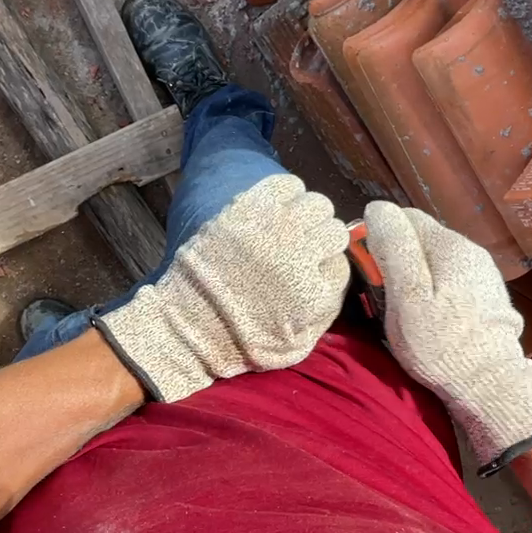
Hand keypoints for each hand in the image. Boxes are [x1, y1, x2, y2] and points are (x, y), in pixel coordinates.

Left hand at [97, 174, 349, 401]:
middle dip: (321, 240)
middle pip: (334, 230)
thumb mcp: (294, 347)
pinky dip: (287, 193)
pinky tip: (276, 209)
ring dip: (307, 216)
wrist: (188, 325)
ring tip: (289, 228)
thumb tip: (336, 276)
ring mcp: (273, 228)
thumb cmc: (240, 343)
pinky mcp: (248, 208)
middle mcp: (300, 255)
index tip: (312, 270)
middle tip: (302, 247)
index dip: (326, 267)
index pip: (342, 264)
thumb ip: (325, 314)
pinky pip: (286, 185)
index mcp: (314, 293)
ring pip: (316, 204)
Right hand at [363, 202, 531, 471]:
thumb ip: (394, 250)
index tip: (364, 264)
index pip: (405, 217)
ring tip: (399, 305)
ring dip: (414, 275)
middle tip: (379, 292)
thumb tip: (377, 208)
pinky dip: (432, 289)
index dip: (378, 235)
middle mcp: (470, 250)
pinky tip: (427, 314)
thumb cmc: (439, 343)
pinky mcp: (486, 296)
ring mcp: (482, 273)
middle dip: (396, 256)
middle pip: (421, 238)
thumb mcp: (406, 297)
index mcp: (449, 245)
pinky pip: (449, 279)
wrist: (488, 384)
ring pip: (435, 260)